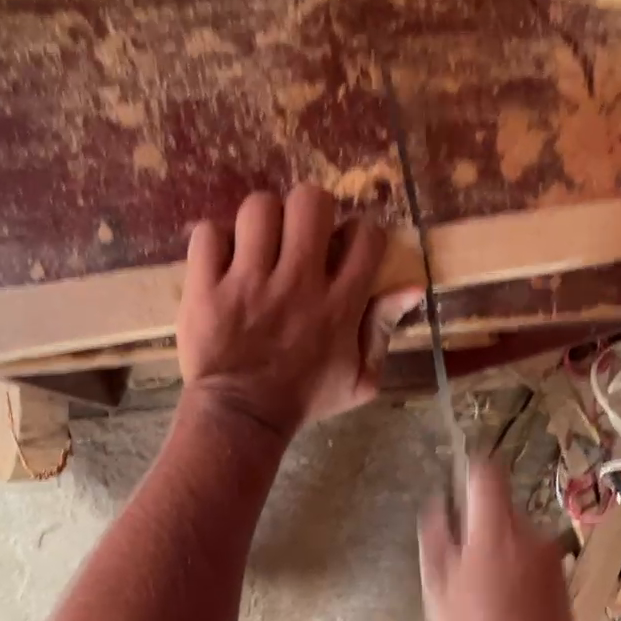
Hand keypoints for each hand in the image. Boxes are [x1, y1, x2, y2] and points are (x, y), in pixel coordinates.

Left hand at [177, 185, 420, 439]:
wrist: (241, 418)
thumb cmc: (303, 400)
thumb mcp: (360, 379)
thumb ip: (383, 331)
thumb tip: (412, 287)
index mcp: (339, 304)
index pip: (365, 235)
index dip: (357, 234)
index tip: (342, 250)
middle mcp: (297, 282)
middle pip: (311, 202)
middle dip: (308, 212)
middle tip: (298, 237)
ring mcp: (249, 282)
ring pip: (259, 208)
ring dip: (261, 222)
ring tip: (257, 246)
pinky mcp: (207, 286)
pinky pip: (209, 233)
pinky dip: (216, 242)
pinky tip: (223, 262)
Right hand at [419, 462, 592, 620]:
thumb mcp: (438, 600)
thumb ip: (437, 544)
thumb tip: (438, 508)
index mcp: (496, 535)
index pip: (486, 473)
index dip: (467, 471)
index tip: (451, 484)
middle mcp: (532, 539)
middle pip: (501, 509)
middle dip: (476, 525)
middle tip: (452, 566)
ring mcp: (553, 564)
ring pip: (514, 539)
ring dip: (494, 554)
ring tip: (474, 601)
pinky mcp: (563, 587)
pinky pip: (529, 564)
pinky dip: (512, 575)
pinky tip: (499, 616)